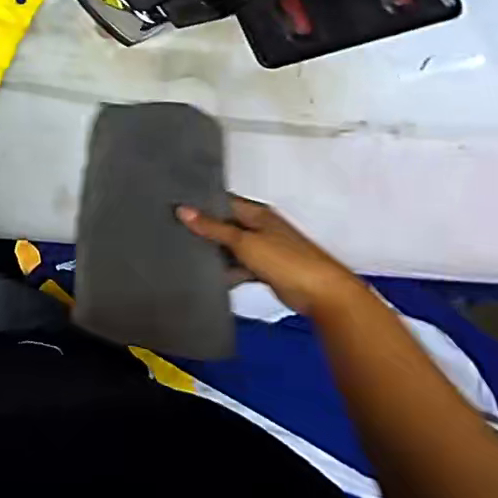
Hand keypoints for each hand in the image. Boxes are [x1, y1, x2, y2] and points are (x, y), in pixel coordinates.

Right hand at [177, 196, 372, 320]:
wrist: (324, 296)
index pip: (221, 201)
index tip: (172, 205)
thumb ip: (212, 227)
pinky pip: (238, 265)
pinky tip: (208, 274)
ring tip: (183, 250)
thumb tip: (181, 209)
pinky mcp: (265, 269)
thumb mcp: (243, 241)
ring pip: (230, 246)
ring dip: (214, 251)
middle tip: (172, 229)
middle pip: (224, 224)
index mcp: (256, 213)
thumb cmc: (285, 260)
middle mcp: (259, 227)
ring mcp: (264, 248)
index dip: (199, 203)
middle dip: (204, 228)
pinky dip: (227, 269)